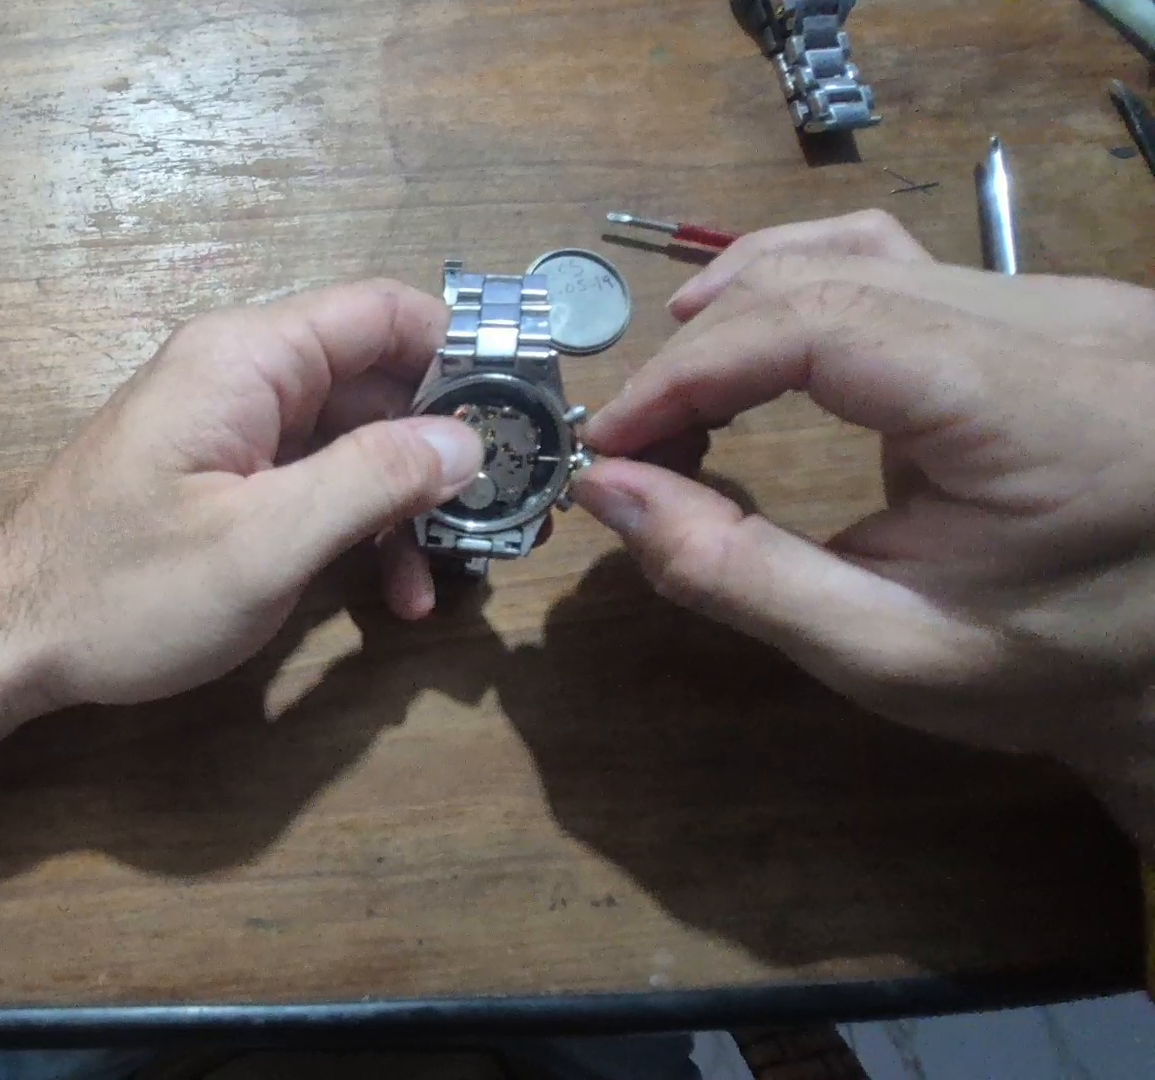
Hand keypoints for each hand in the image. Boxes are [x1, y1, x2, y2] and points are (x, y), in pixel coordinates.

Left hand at [0, 280, 482, 707]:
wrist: (15, 637)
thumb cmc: (126, 589)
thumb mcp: (261, 542)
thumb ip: (369, 479)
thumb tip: (466, 439)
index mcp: (246, 360)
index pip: (383, 313)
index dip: (462, 354)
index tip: (523, 417)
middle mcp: (240, 377)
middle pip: (374, 382)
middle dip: (439, 448)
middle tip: (497, 518)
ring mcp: (229, 431)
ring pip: (348, 441)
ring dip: (400, 504)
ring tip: (439, 578)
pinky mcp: (221, 479)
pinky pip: (308, 482)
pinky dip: (352, 525)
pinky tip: (385, 591)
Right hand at [571, 210, 1154, 829]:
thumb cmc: (1045, 670)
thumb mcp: (876, 650)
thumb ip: (729, 571)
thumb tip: (603, 486)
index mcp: (1057, 414)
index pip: (827, 329)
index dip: (687, 373)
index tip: (610, 443)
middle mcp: (1077, 321)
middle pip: (819, 284)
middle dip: (688, 362)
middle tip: (631, 448)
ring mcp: (1062, 298)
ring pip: (838, 255)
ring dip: (720, 325)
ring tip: (670, 405)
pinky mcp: (1030, 305)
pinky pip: (876, 254)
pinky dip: (775, 285)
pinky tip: (730, 326)